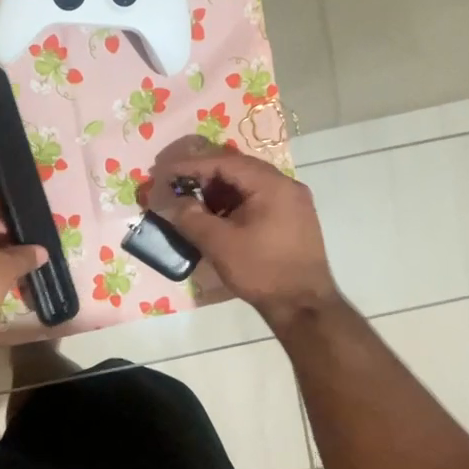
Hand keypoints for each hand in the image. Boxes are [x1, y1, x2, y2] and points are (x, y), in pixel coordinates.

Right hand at [155, 152, 337, 322]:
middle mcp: (287, 186)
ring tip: (193, 200)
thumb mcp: (219, 244)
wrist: (303, 306)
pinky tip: (217, 215)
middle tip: (177, 181)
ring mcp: (294, 202)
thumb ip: (192, 217)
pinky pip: (259, 198)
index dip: (192, 165)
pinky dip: (234, 202)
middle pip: (239, 168)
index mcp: (272, 185)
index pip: (225, 162)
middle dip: (205, 174)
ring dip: (219, 189)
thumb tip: (179, 203)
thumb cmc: (261, 271)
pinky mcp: (293, 219)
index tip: (166, 170)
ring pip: (249, 184)